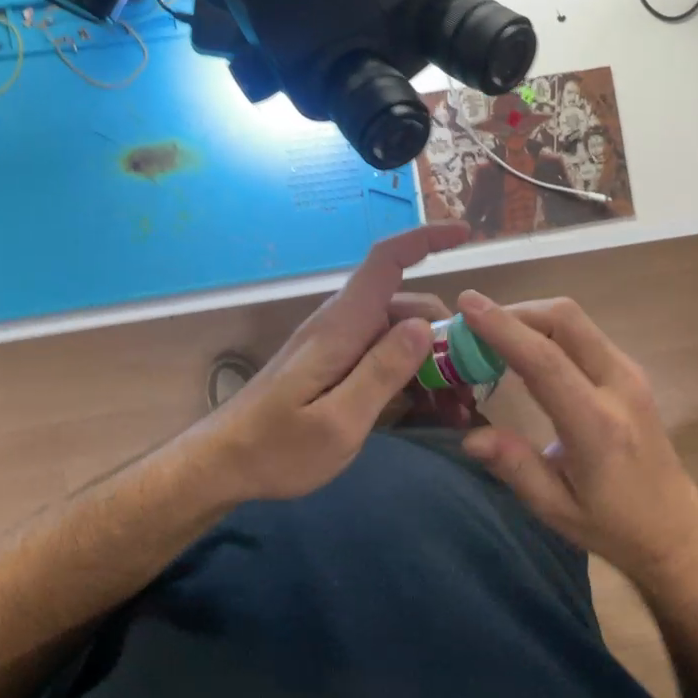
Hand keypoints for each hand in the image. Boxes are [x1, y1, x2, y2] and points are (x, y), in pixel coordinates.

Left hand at [192, 223, 469, 502]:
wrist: (223, 464)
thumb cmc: (276, 448)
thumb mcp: (338, 422)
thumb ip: (381, 373)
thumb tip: (423, 327)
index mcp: (342, 327)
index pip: (386, 261)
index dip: (426, 239)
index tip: (466, 234)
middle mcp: (341, 325)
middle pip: (406, 306)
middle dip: (447, 336)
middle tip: (473, 386)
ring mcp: (337, 345)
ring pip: (398, 334)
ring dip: (432, 363)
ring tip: (456, 409)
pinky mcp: (334, 365)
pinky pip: (382, 356)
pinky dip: (410, 375)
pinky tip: (428, 410)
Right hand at [456, 292, 697, 590]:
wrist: (675, 526)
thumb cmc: (613, 524)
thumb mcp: (556, 509)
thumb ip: (515, 467)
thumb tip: (469, 437)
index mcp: (596, 425)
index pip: (544, 360)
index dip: (503, 328)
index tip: (467, 304)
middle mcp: (618, 386)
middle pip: (565, 319)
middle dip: (516, 312)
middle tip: (474, 326)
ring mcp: (629, 374)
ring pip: (575, 320)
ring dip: (531, 318)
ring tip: (491, 338)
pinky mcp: (630, 372)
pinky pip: (583, 334)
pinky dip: (547, 330)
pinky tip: (525, 351)